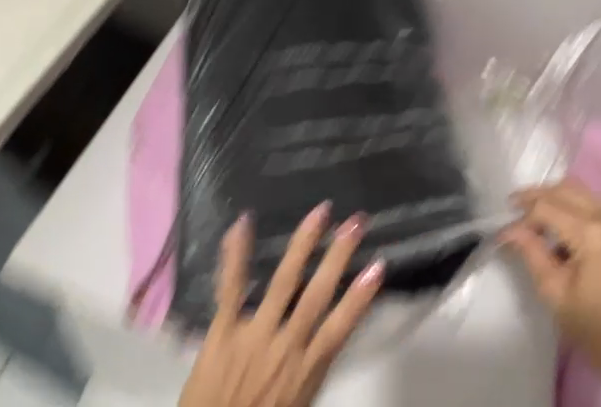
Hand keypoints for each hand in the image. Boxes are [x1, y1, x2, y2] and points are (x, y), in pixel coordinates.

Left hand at [180, 203, 384, 406]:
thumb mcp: (299, 402)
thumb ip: (311, 371)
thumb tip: (325, 339)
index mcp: (306, 367)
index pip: (341, 326)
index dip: (360, 296)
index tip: (378, 265)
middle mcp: (286, 344)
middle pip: (318, 294)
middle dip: (338, 256)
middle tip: (355, 223)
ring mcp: (254, 333)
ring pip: (284, 282)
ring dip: (304, 244)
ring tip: (320, 213)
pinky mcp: (222, 331)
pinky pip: (231, 288)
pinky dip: (236, 255)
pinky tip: (243, 222)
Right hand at [501, 182, 600, 406]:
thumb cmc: (597, 329)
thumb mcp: (556, 293)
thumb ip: (532, 253)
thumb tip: (509, 231)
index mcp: (595, 233)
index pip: (548, 207)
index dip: (523, 217)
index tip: (504, 231)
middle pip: (567, 190)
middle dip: (538, 196)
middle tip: (514, 209)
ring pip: (584, 194)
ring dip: (557, 201)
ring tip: (534, 220)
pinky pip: (599, 207)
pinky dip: (577, 211)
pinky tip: (562, 231)